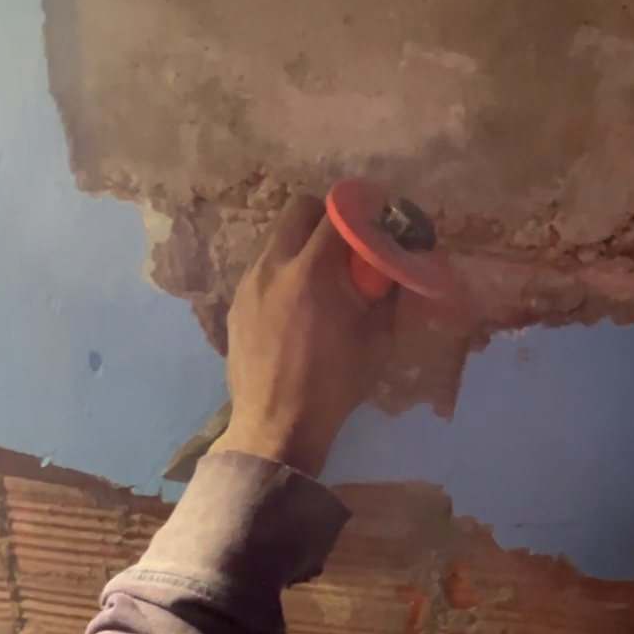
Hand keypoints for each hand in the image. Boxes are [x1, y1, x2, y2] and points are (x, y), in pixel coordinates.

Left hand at [208, 193, 395, 476]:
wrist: (277, 425)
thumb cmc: (334, 385)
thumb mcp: (377, 339)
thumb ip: (387, 291)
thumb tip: (397, 261)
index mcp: (311, 272)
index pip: (336, 211)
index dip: (362, 210)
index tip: (377, 221)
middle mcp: (273, 266)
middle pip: (297, 209)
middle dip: (326, 216)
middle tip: (347, 242)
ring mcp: (248, 283)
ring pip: (275, 235)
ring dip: (301, 241)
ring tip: (320, 272)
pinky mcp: (236, 302)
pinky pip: (262, 265)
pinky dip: (283, 267)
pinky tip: (296, 299)